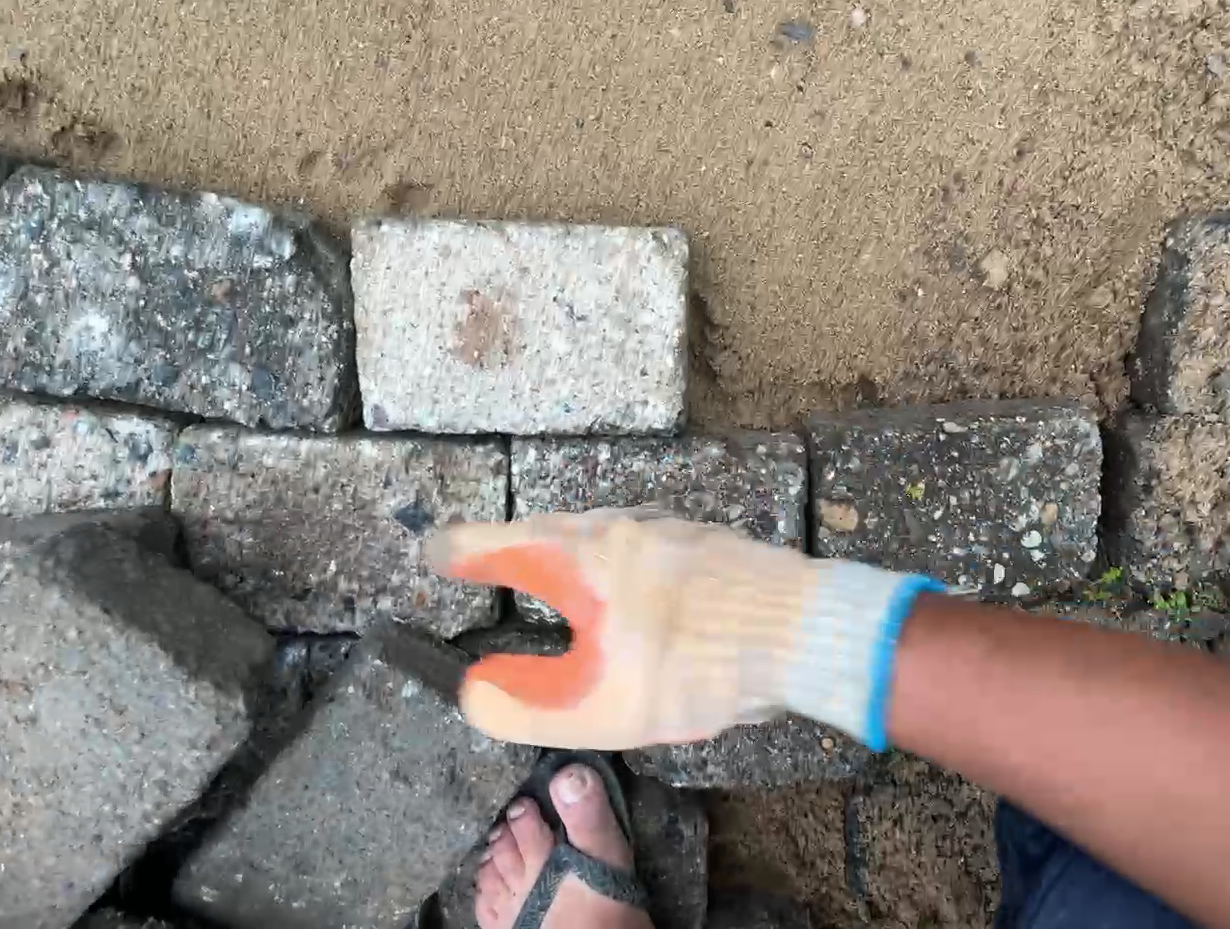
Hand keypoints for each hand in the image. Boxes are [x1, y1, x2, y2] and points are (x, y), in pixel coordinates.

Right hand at [430, 509, 938, 749]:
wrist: (798, 628)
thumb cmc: (692, 665)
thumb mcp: (599, 704)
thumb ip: (525, 700)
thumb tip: (475, 688)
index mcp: (582, 557)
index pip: (500, 544)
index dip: (459, 551)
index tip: (431, 552)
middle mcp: (617, 526)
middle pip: (546, 529)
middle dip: (510, 544)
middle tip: (484, 559)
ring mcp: (664, 525)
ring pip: (596, 531)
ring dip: (562, 547)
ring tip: (548, 569)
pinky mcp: (700, 536)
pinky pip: (636, 539)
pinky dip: (610, 555)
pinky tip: (626, 581)